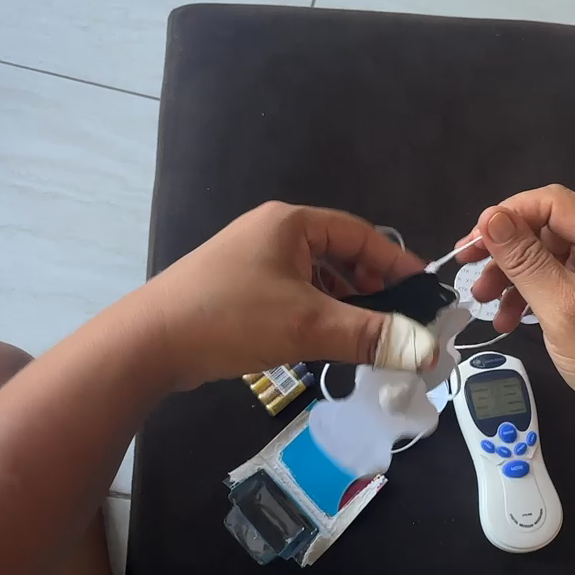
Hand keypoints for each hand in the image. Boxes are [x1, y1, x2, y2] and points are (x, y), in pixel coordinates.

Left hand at [127, 201, 430, 391]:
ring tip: (360, 329)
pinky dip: (313, 309)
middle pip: (337, 251)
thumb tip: (427, 351)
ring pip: (313, 274)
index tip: (422, 289)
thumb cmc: (232, 319)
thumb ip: (371, 336)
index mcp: (290, 223)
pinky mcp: (235, 285)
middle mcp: (271, 231)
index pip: (359, 234)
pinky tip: (319, 337)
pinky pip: (290, 290)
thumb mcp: (308, 326)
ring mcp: (250, 258)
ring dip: (341, 299)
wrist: (146, 344)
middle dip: (368, 283)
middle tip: (392, 314)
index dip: (395, 261)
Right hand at [454, 186, 574, 456]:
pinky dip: (528, 296)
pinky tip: (506, 319)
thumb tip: (490, 217)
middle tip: (466, 266)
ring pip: (546, 257)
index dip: (511, 212)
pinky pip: (555, 284)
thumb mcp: (561, 308)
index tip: (475, 238)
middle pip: (547, 229)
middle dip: (505, 247)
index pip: (554, 203)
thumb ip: (525, 259)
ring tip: (480, 300)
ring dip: (511, 275)